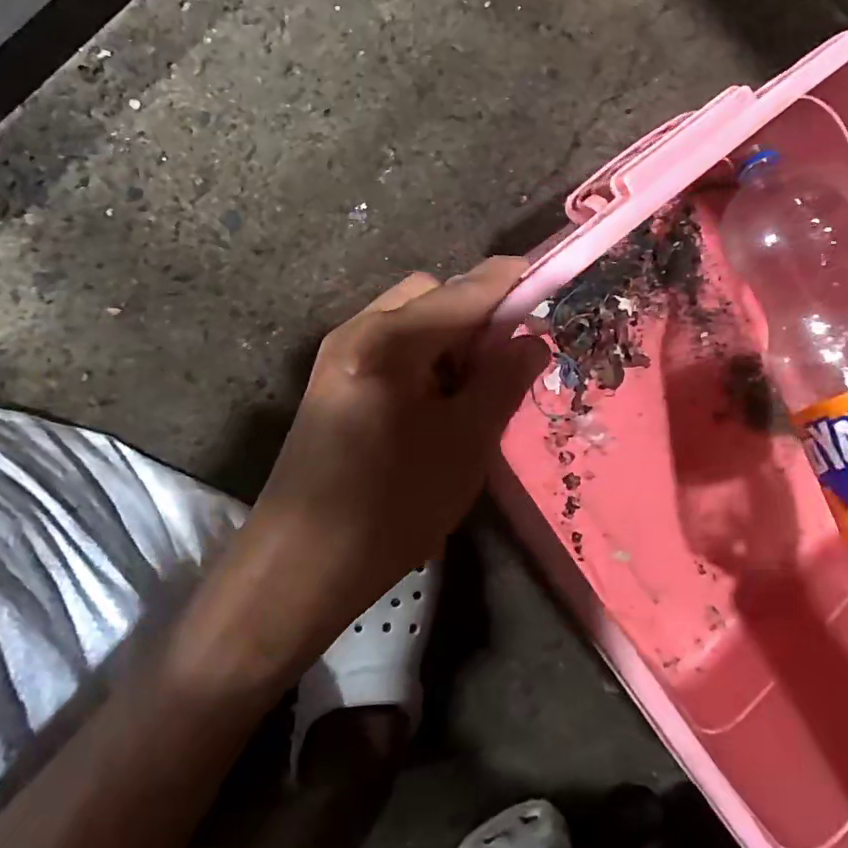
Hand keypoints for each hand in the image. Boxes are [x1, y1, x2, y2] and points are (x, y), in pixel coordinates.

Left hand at [249, 256, 549, 630]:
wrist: (300, 565)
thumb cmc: (391, 504)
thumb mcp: (465, 442)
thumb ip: (503, 381)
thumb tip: (532, 340)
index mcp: (388, 339)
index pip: (463, 291)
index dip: (509, 282)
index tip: (547, 282)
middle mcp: (356, 333)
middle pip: (429, 296)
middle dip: (474, 317)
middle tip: (503, 363)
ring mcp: (337, 359)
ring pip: (409, 324)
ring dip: (448, 342)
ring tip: (471, 395)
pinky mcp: (332, 387)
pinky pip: (389, 352)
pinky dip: (422, 363)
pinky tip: (435, 410)